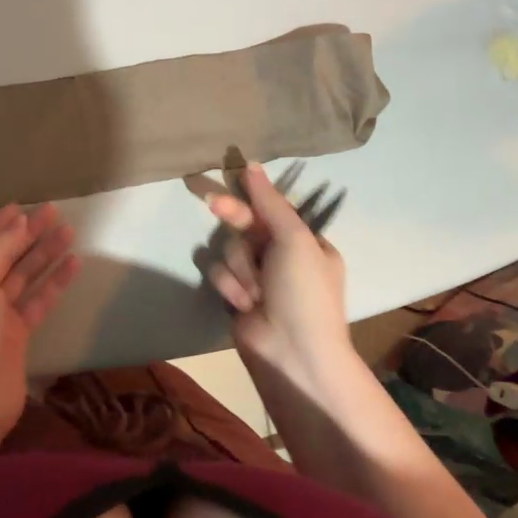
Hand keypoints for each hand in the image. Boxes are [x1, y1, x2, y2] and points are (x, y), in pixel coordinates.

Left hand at [0, 203, 79, 456]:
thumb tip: (18, 222)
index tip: (21, 204)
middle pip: (4, 254)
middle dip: (27, 233)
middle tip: (55, 211)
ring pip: (24, 275)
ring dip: (45, 254)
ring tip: (70, 232)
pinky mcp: (16, 335)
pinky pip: (38, 301)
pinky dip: (54, 283)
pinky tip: (73, 265)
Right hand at [203, 163, 350, 381]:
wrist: (292, 353)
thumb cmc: (303, 292)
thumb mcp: (295, 240)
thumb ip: (270, 203)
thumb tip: (252, 164)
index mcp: (306, 244)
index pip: (272, 210)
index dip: (250, 198)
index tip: (231, 179)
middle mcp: (282, 259)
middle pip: (246, 226)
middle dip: (233, 220)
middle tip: (211, 202)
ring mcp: (258, 279)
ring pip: (229, 250)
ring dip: (239, 267)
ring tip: (254, 291)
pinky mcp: (236, 297)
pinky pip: (220, 274)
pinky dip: (230, 287)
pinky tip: (244, 304)